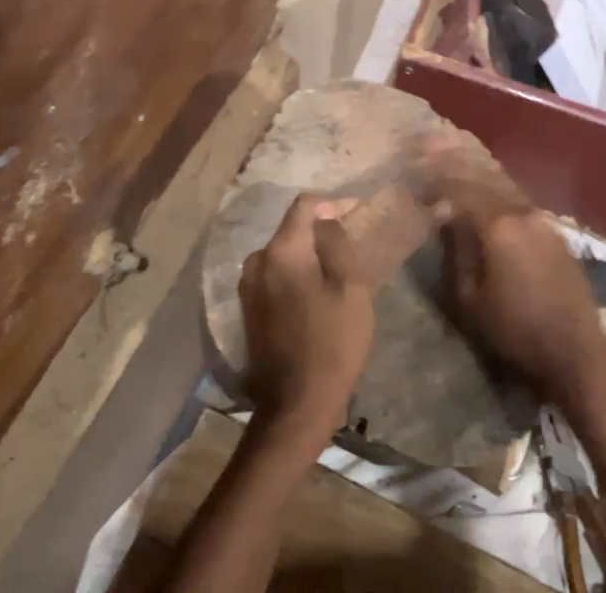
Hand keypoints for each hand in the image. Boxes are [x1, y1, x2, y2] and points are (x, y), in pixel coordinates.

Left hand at [240, 195, 374, 432]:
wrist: (297, 402)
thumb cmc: (333, 342)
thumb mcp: (350, 287)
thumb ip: (336, 242)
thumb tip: (326, 217)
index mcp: (281, 251)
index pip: (305, 205)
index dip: (333, 203)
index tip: (357, 213)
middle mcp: (256, 261)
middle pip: (291, 229)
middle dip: (320, 230)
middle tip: (351, 242)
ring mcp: (248, 286)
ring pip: (283, 253)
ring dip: (308, 254)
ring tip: (336, 267)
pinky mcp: (248, 308)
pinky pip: (275, 275)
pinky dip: (296, 273)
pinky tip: (316, 290)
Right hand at [416, 154, 605, 399]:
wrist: (576, 351)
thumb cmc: (515, 330)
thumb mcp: (470, 299)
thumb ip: (456, 252)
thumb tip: (447, 220)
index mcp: (499, 224)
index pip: (459, 188)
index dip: (433, 178)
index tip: (411, 170)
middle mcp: (523, 211)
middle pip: (484, 175)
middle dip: (454, 160)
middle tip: (428, 143)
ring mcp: (544, 220)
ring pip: (504, 186)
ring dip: (477, 173)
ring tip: (453, 158)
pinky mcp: (556, 233)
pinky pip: (518, 202)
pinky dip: (496, 191)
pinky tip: (486, 192)